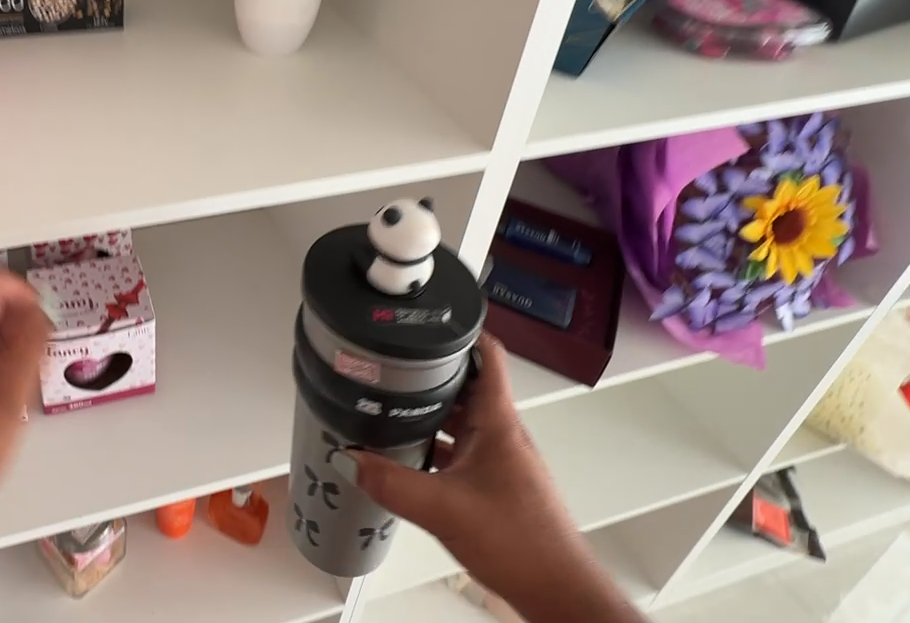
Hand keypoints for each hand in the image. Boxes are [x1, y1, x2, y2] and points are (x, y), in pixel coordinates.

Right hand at [349, 335, 642, 621]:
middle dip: (431, 371)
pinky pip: (461, 448)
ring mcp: (500, 458)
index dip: (463, 328)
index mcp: (498, 421)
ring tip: (394, 404)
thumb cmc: (523, 544)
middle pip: (466, 383)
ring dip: (432, 410)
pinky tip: (412, 457)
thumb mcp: (442, 508)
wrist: (557, 594)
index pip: (488, 354)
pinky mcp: (496, 482)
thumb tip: (352, 458)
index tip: (434, 315)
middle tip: (396, 361)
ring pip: (462, 418)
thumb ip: (390, 481)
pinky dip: (437, 444)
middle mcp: (502, 433)